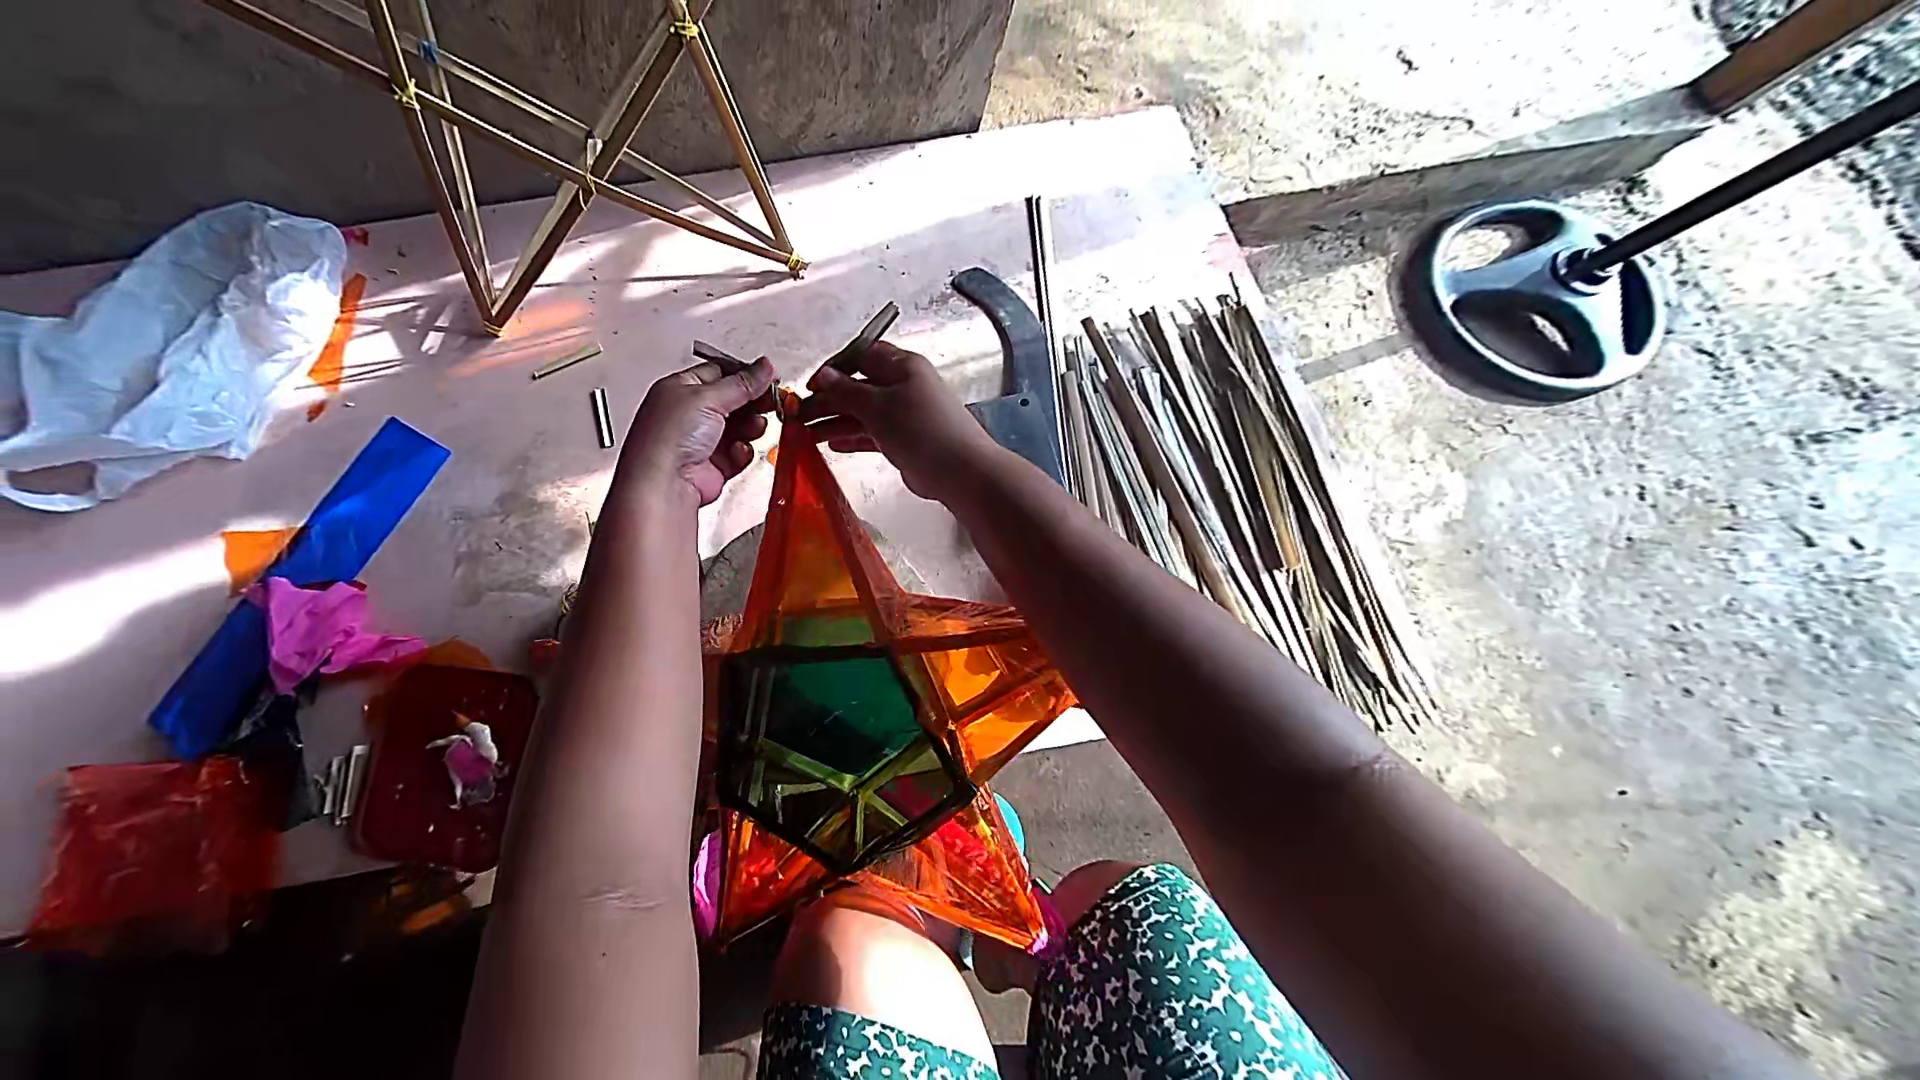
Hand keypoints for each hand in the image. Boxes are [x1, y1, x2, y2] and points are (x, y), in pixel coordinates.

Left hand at [620, 356, 776, 505]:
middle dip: (753, 402)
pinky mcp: (714, 465)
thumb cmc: (667, 439)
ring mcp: (703, 440)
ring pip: (741, 428)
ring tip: (754, 426)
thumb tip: (764, 366)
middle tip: (770, 401)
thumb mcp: (708, 398)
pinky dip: (743, 452)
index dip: (745, 375)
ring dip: (751, 426)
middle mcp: (691, 414)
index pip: (720, 373)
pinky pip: (739, 453)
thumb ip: (742, 383)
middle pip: (734, 401)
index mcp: (681, 389)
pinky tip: (738, 450)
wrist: (664, 484)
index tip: (768, 378)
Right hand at [796, 342, 1002, 502]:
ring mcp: (905, 414)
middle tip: (800, 416)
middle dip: (829, 400)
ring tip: (806, 434)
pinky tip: (831, 444)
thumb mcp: (877, 405)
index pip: (861, 355)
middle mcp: (904, 386)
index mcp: (902, 366)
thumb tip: (822, 376)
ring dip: (835, 421)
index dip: (834, 369)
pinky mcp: (904, 440)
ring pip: (863, 413)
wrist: (959, 470)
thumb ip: (846, 391)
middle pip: (858, 387)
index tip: (810, 386)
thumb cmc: (919, 428)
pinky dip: (852, 437)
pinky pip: (872, 434)